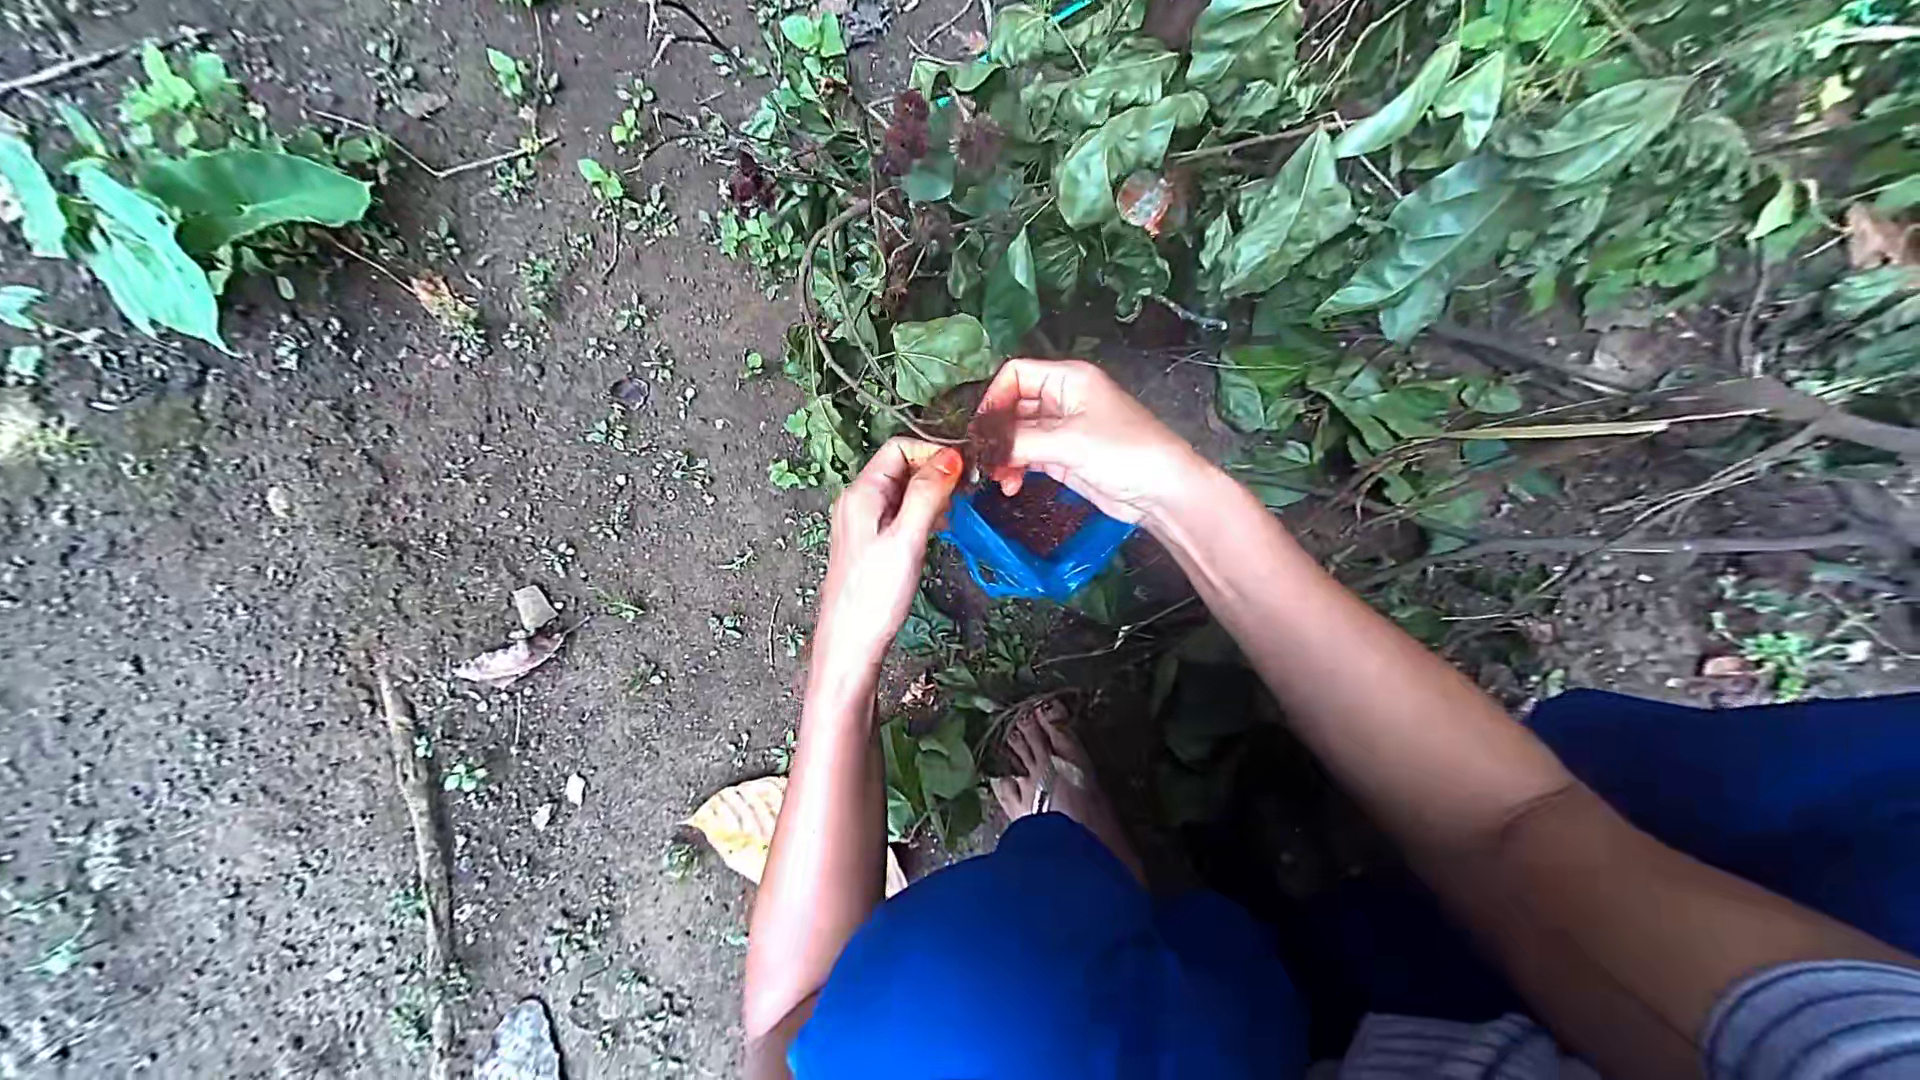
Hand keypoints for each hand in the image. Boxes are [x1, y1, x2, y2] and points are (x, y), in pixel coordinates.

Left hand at [811, 438, 962, 690]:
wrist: (851, 643)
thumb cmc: (875, 595)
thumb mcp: (907, 539)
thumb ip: (927, 494)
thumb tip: (950, 457)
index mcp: (862, 493)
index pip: (898, 447)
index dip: (932, 452)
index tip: (963, 471)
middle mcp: (858, 501)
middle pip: (901, 466)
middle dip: (935, 472)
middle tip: (964, 493)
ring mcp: (863, 521)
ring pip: (902, 490)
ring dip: (931, 493)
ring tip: (954, 513)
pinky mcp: (871, 541)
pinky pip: (899, 512)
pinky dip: (922, 513)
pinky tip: (938, 529)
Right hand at [975, 358, 1208, 525]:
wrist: (1161, 492)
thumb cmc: (1127, 453)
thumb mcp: (1069, 442)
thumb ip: (1022, 441)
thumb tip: (987, 447)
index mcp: (1069, 379)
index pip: (1016, 374)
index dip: (994, 397)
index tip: (982, 427)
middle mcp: (1063, 399)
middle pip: (1013, 406)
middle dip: (997, 432)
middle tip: (984, 457)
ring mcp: (1062, 429)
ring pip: (1018, 435)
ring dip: (1004, 455)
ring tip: (999, 477)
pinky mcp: (1063, 456)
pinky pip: (1027, 456)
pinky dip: (1015, 468)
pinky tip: (1011, 484)